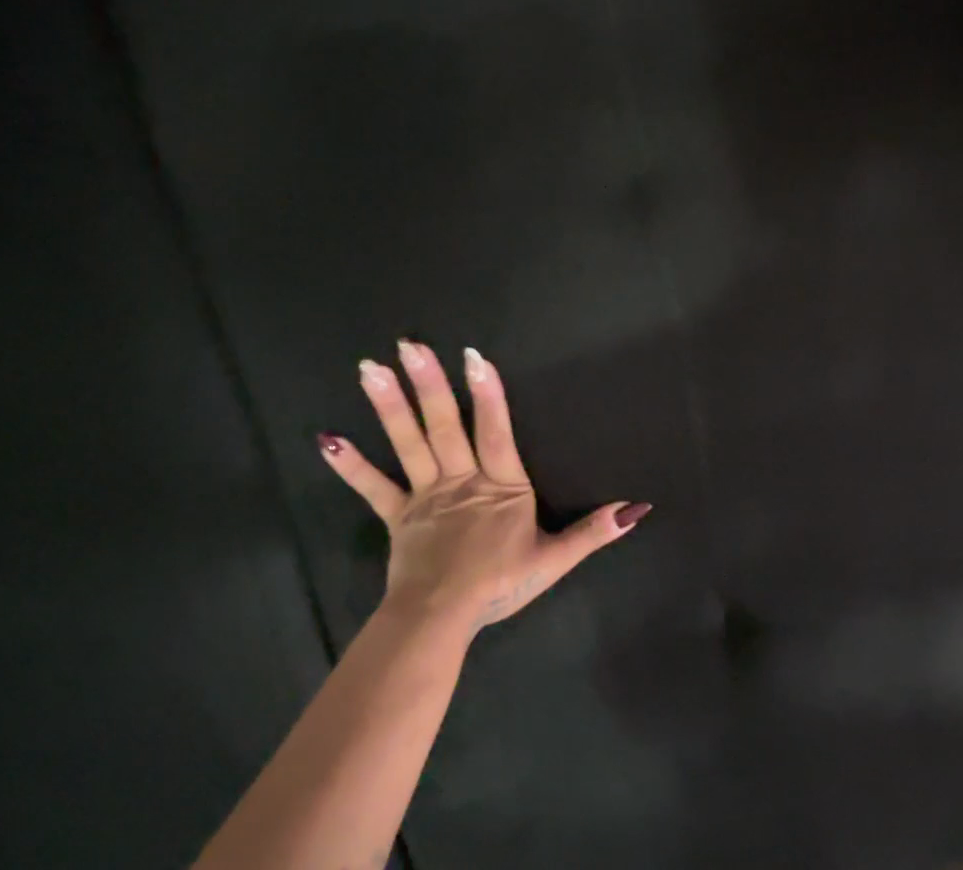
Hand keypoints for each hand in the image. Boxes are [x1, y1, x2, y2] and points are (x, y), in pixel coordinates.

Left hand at [318, 341, 649, 636]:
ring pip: (409, 444)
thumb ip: (593, 531)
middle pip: (445, 426)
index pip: (495, 433)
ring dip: (390, 405)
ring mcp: (426, 496)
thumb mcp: (555, 559)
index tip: (474, 357)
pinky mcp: (398, 515)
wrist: (440, 618)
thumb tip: (636, 509)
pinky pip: (373, 487)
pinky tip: (326, 437)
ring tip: (370, 367)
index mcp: (501, 488)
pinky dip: (351, 464)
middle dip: (429, 384)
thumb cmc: (499, 585)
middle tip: (410, 344)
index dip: (488, 395)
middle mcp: (462, 481)